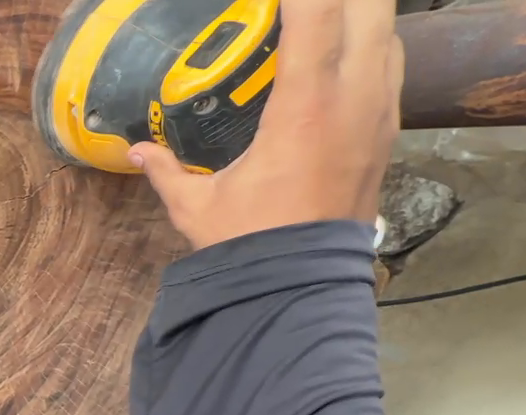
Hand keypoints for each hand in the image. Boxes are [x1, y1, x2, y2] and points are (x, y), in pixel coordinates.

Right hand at [130, 0, 402, 249]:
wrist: (297, 275)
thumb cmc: (246, 238)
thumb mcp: (194, 206)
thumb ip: (165, 171)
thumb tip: (135, 151)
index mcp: (304, 107)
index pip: (316, 18)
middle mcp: (354, 95)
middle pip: (370, 7)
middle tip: (296, 7)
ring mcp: (379, 108)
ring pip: (388, 29)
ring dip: (358, 15)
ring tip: (319, 22)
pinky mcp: (388, 126)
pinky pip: (390, 62)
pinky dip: (368, 44)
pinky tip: (339, 56)